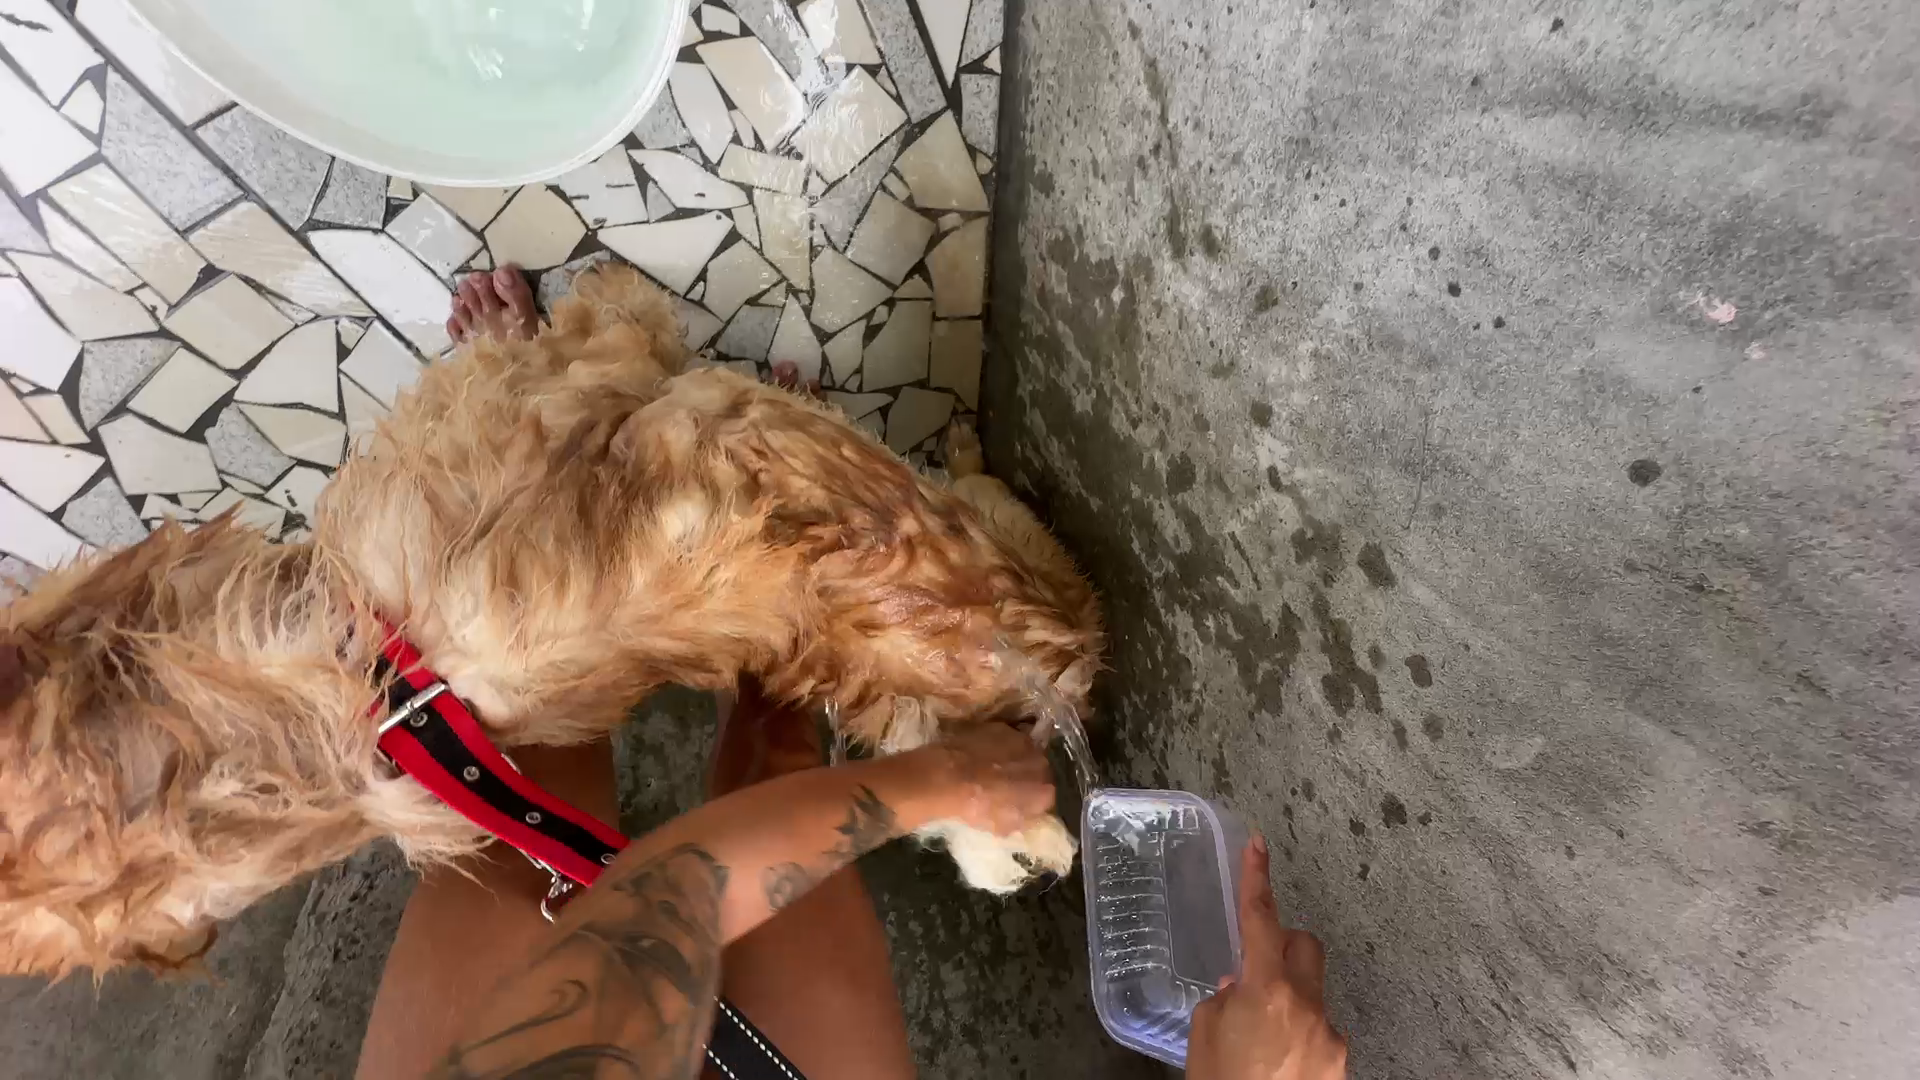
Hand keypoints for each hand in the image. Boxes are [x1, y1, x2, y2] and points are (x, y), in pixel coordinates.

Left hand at [905, 724, 1055, 835]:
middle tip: (1007, 783)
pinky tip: (982, 752)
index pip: (1046, 796)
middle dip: (1026, 775)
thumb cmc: (977, 809)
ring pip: (1024, 751)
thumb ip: (1023, 818)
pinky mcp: (1001, 726)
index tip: (1020, 802)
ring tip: (993, 766)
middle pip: (1038, 769)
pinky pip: (1006, 738)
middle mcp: (1040, 762)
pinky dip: (998, 744)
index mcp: (1045, 790)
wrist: (948, 778)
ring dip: (1014, 757)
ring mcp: (1022, 740)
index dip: (1032, 799)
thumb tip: (1027, 813)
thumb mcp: (1004, 827)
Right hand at [1187, 834, 1348, 1079]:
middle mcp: (1308, 1008)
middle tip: (1256, 971)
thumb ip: (1225, 998)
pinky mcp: (1340, 1068)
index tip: (1258, 844)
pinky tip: (1277, 1062)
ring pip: (1312, 995)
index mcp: (1267, 989)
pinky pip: (1319, 1031)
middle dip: (1284, 947)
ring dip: (1290, 1000)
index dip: (1257, 878)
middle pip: (1306, 946)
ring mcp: (1330, 1040)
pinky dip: (1300, 1035)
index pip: (1260, 918)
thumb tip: (1240, 987)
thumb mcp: (1205, 1032)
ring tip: (1262, 1038)